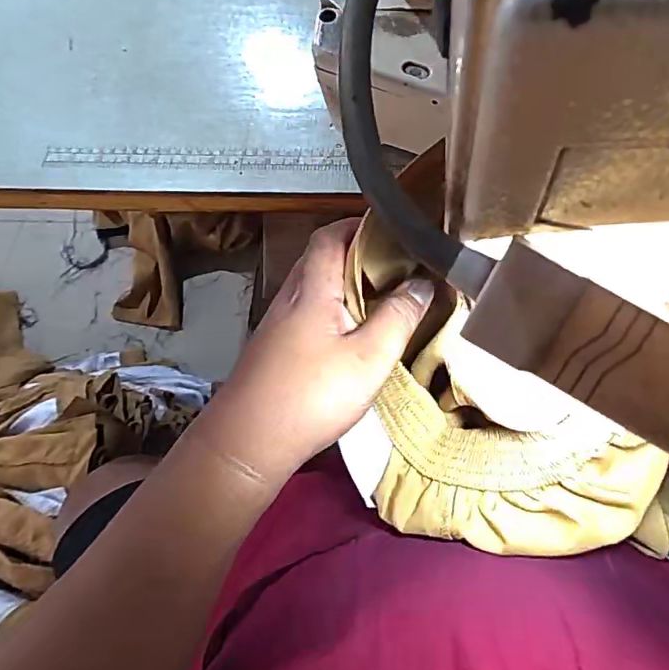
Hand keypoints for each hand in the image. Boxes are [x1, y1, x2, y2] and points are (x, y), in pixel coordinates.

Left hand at [191, 218, 431, 486]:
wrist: (246, 445)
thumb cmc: (310, 397)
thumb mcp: (369, 357)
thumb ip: (399, 316)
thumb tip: (422, 283)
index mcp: (312, 291)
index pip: (329, 237)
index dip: (355, 224)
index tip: (385, 227)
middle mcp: (289, 300)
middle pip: (318, 258)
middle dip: (353, 250)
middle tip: (391, 261)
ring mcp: (277, 325)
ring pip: (312, 286)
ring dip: (342, 280)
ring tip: (379, 292)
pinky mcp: (273, 349)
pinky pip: (306, 311)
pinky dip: (331, 305)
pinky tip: (350, 330)